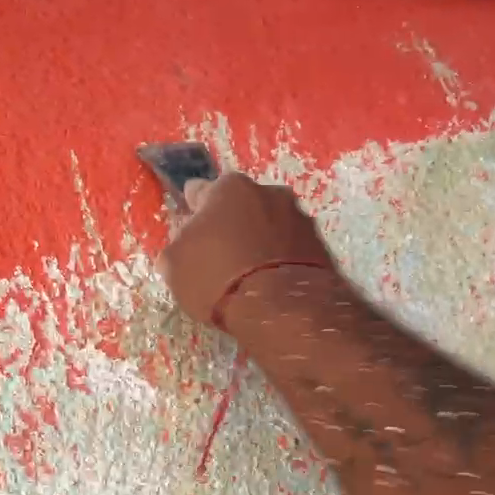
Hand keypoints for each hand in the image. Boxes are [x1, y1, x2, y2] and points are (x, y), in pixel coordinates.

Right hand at [156, 172, 331, 323]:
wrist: (280, 306)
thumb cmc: (216, 277)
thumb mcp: (175, 265)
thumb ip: (176, 246)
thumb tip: (181, 243)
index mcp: (228, 188)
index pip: (199, 191)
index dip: (190, 212)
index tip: (186, 231)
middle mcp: (267, 191)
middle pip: (238, 205)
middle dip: (227, 224)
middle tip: (215, 254)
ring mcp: (298, 215)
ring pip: (266, 224)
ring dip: (255, 239)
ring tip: (244, 271)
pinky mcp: (319, 242)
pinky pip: (287, 245)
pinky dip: (277, 256)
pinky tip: (265, 280)